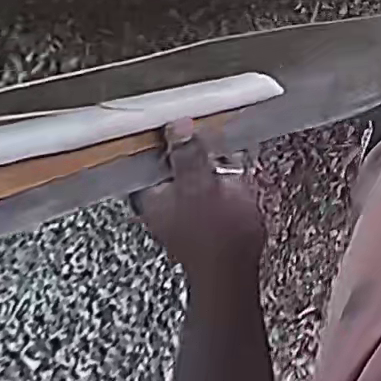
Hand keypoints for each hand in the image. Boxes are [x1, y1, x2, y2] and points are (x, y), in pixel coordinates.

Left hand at [131, 123, 265, 276]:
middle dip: (187, 138)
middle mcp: (161, 197)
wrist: (234, 270)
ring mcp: (184, 202)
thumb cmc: (215, 234)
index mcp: (149, 192)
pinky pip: (209, 175)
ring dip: (205, 150)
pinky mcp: (205, 206)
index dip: (160, 129)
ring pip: (191, 164)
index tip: (176, 110)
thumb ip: (187, 155)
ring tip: (220, 130)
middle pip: (169, 156)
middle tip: (203, 117)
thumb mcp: (201, 185)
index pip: (146, 150)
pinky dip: (219, 164)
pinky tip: (233, 155)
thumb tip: (177, 125)